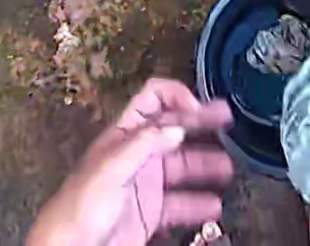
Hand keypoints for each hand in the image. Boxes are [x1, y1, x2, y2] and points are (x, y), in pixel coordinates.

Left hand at [26, 78, 235, 245]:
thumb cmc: (81, 203)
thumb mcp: (111, 166)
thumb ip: (144, 144)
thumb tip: (176, 126)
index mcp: (125, 132)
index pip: (153, 99)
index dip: (176, 96)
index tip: (199, 107)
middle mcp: (137, 152)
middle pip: (173, 129)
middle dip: (200, 123)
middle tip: (226, 119)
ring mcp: (145, 183)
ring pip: (181, 166)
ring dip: (204, 163)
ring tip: (229, 167)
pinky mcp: (149, 213)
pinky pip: (179, 204)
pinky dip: (198, 203)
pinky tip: (214, 205)